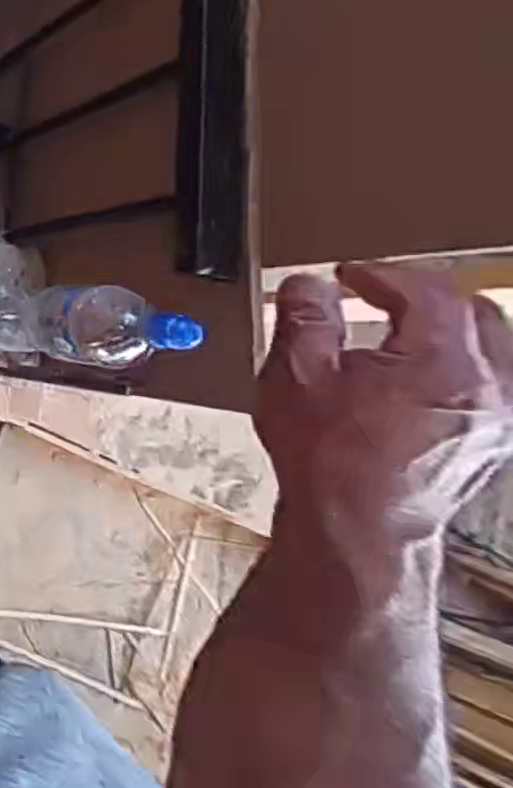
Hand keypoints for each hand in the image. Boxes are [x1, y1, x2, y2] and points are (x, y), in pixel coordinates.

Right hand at [259, 263, 512, 546]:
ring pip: (496, 347)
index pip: (430, 294)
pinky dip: (457, 359)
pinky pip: (493, 380)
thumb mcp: (295, 372)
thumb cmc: (323, 444)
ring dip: (447, 326)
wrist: (356, 512)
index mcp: (445, 363)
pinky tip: (414, 369)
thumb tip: (310, 285)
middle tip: (373, 291)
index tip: (347, 274)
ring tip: (395, 325)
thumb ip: (305, 320)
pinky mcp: (496, 436)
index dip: (384, 275)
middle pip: (479, 314)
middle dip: (423, 294)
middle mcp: (493, 384)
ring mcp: (503, 414)